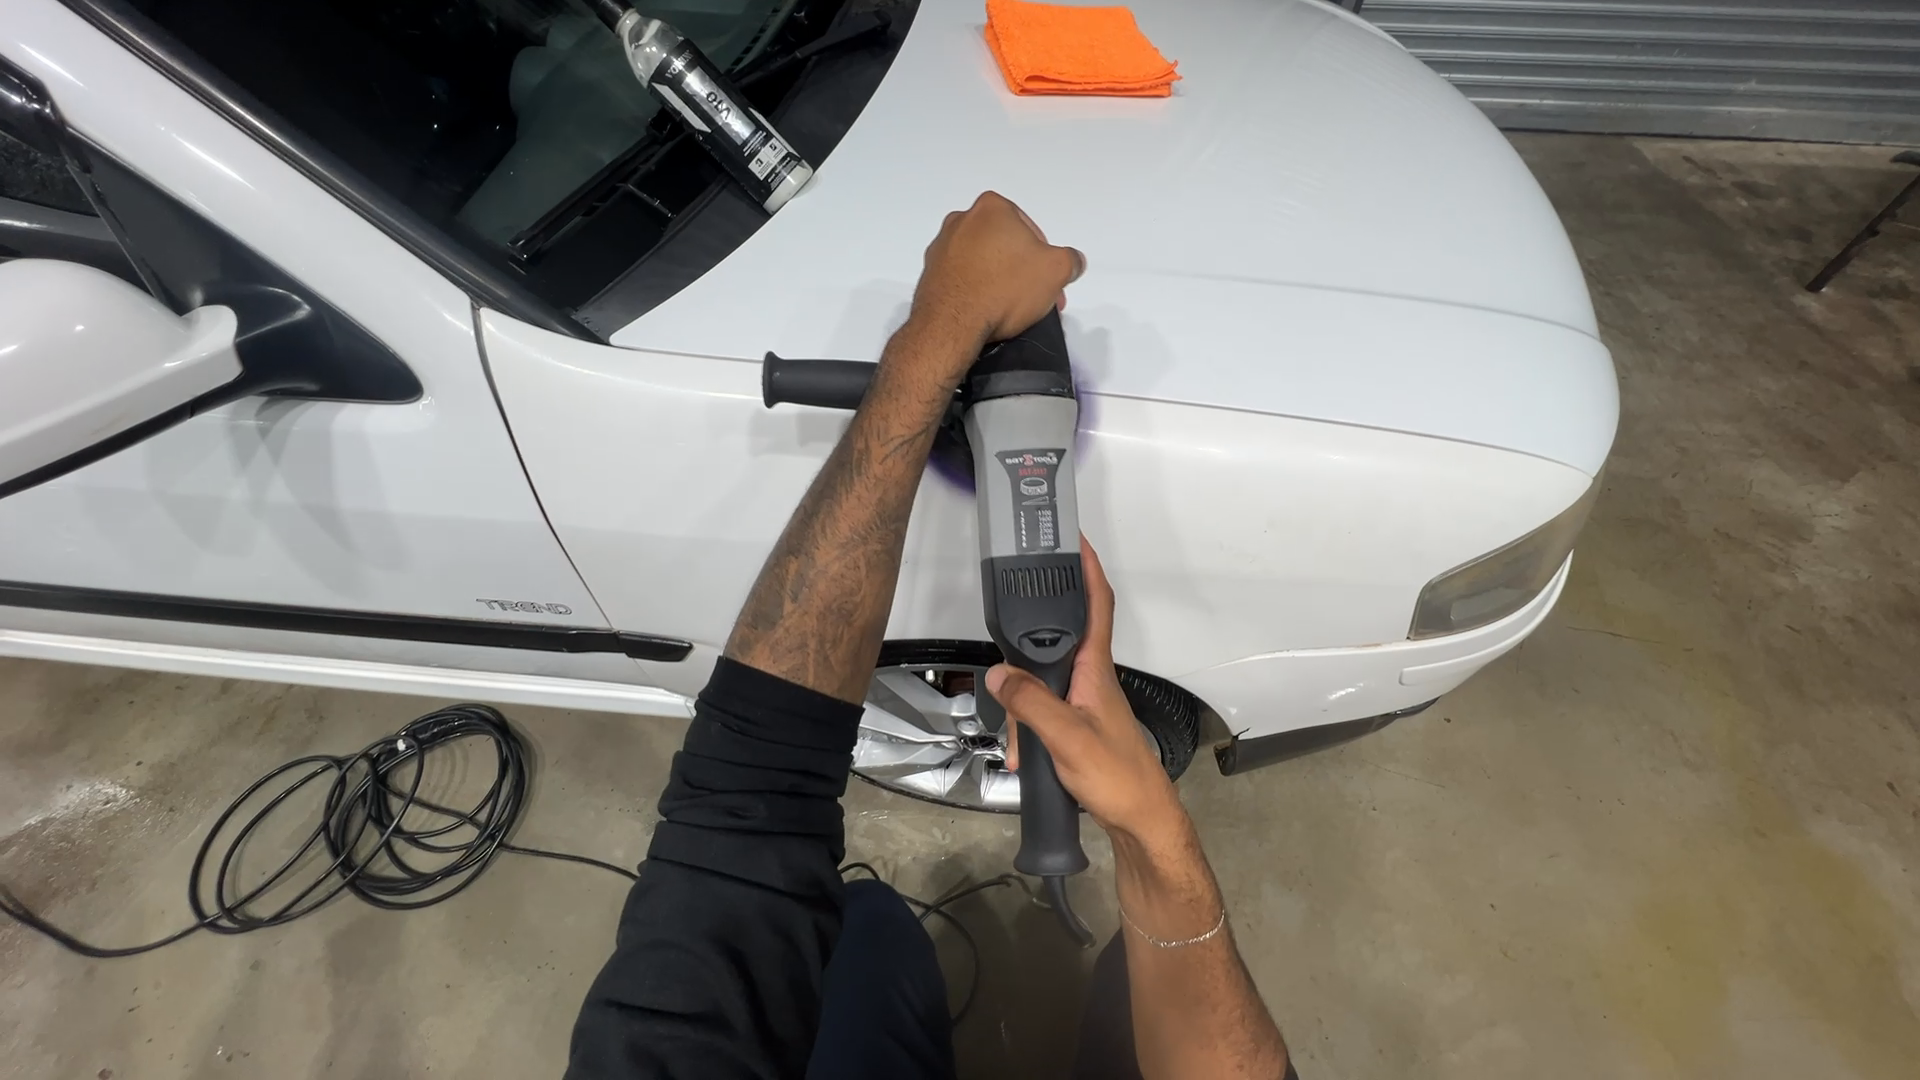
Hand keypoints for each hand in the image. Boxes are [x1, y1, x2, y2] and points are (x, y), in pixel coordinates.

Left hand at [908, 191, 1084, 366]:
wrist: (952, 324)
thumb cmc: (1005, 288)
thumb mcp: (1056, 271)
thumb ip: (1071, 260)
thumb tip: (1074, 261)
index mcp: (992, 207)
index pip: (1030, 231)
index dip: (1044, 260)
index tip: (1048, 286)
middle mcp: (961, 219)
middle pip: (1003, 247)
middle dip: (1021, 271)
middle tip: (1033, 300)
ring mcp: (940, 248)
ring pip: (981, 264)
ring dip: (997, 282)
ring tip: (1008, 311)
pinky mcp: (927, 276)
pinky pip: (961, 281)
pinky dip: (974, 293)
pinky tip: (984, 314)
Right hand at [985, 542, 1185, 842]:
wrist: (1140, 820)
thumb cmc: (1116, 774)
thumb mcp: (1067, 736)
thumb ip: (1030, 702)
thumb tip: (996, 673)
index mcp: (1095, 667)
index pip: (1097, 605)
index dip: (1089, 569)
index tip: (1075, 538)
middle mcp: (1089, 676)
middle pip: (1055, 640)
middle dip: (1029, 642)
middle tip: (1010, 644)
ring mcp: (1082, 699)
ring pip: (1041, 681)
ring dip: (1021, 705)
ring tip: (1016, 744)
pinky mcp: (1075, 721)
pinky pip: (1041, 709)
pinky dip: (1025, 726)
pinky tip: (1020, 753)